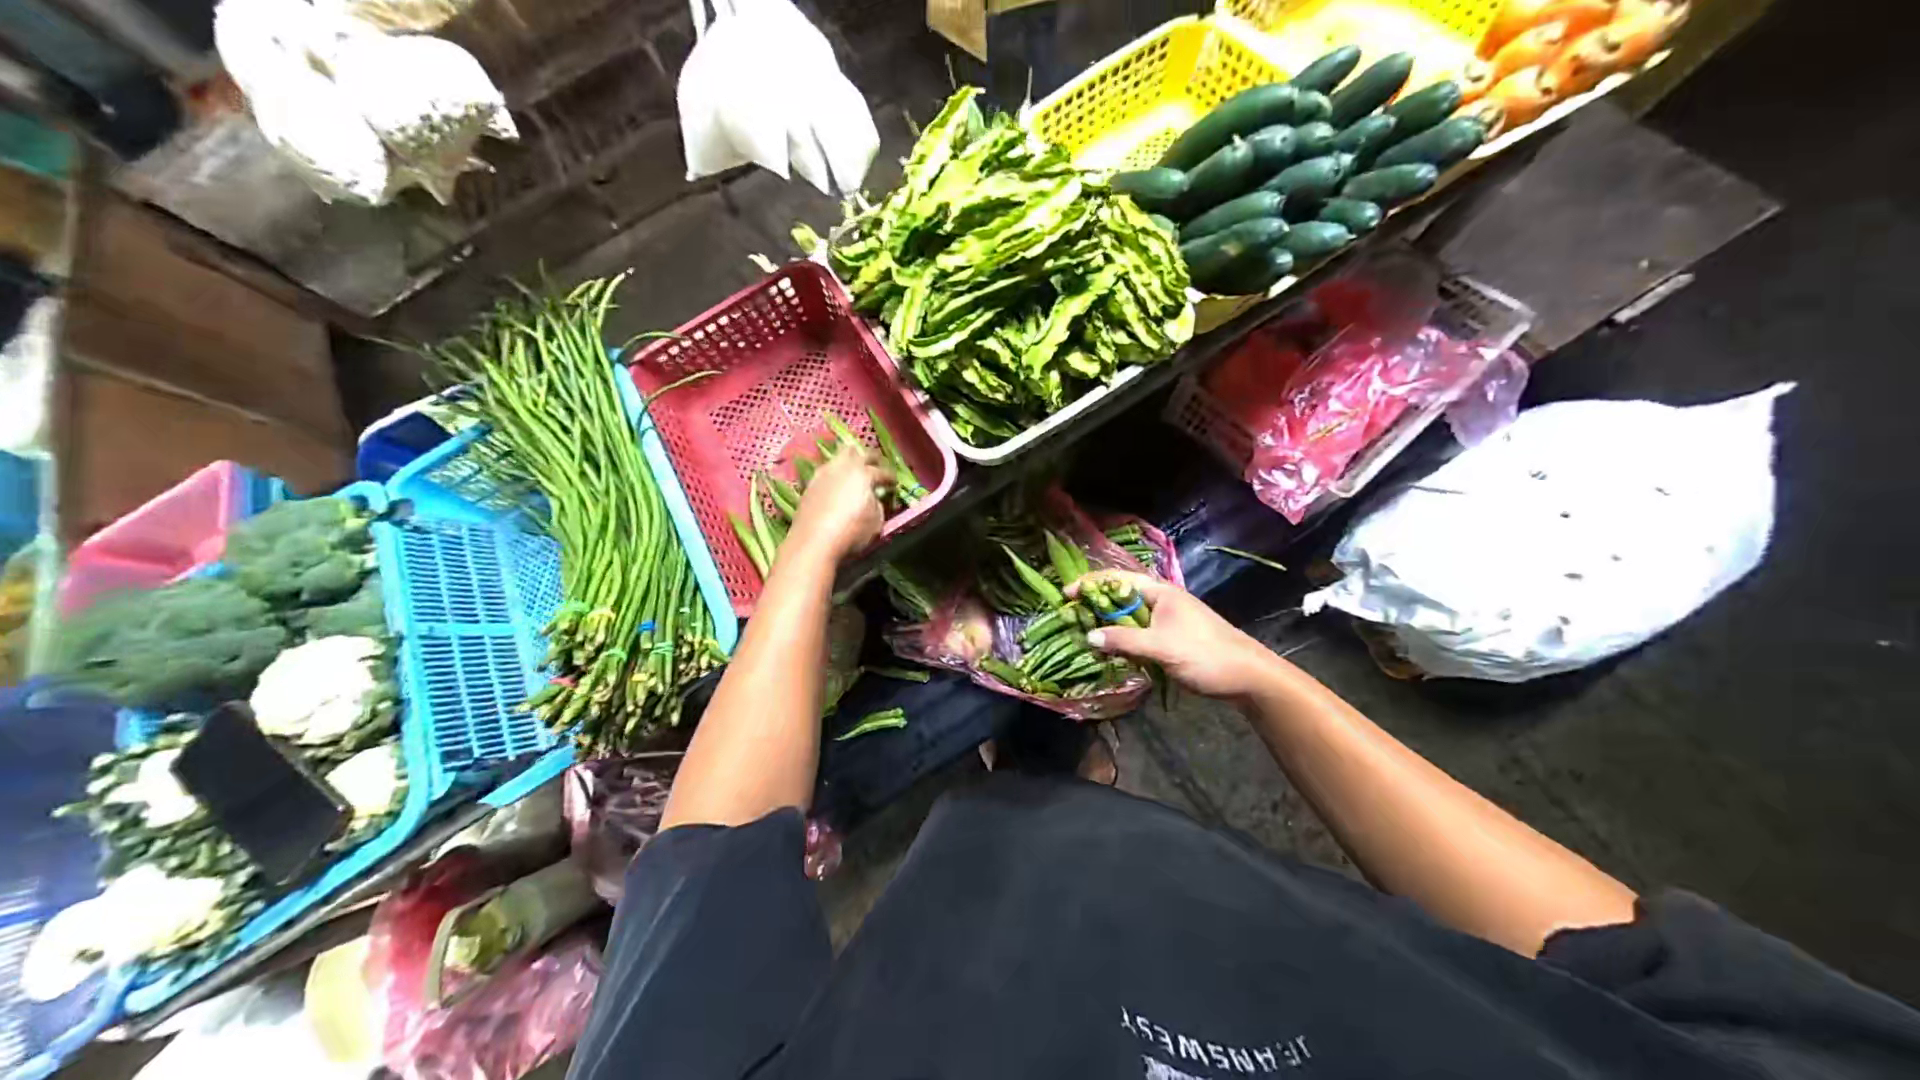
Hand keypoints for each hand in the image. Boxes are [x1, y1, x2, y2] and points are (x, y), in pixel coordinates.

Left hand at [784, 445, 888, 563]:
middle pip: (860, 452)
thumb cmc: (851, 532)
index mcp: (864, 474)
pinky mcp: (810, 483)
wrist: (814, 541)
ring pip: (840, 456)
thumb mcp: (876, 521)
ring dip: (850, 461)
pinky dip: (836, 473)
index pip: (882, 471)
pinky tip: (837, 483)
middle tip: (876, 469)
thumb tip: (873, 498)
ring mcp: (824, 472)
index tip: (894, 483)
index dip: (890, 477)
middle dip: (871, 459)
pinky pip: (827, 470)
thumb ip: (877, 504)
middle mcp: (844, 467)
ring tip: (855, 472)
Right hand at [1069, 570, 1275, 700]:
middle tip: (1071, 616)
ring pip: (1129, 616)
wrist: (1248, 676)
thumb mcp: (1160, 647)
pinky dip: (1122, 638)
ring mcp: (1168, 619)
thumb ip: (1123, 640)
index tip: (1065, 595)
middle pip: (1121, 596)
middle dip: (1095, 604)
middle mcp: (1162, 600)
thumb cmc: (1204, 654)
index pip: (1117, 579)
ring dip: (1108, 624)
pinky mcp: (1171, 638)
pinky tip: (1110, 650)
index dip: (1090, 584)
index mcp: (1160, 592)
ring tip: (1084, 633)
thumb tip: (1089, 636)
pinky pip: (1139, 632)